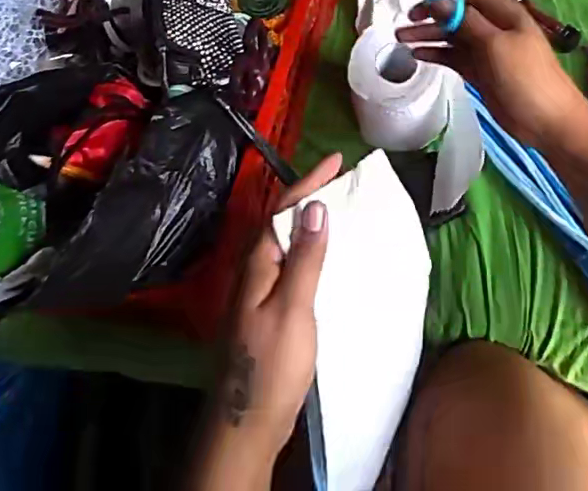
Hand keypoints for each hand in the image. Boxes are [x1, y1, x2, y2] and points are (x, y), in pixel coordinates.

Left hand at [193, 151, 341, 485]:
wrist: (246, 426)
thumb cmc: (272, 366)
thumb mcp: (293, 308)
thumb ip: (304, 258)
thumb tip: (316, 206)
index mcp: (259, 263)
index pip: (284, 209)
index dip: (310, 181)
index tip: (337, 159)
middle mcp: (255, 270)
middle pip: (282, 220)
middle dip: (310, 194)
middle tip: (341, 178)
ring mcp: (259, 290)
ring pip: (286, 241)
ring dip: (310, 219)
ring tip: (339, 205)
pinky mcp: (268, 309)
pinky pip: (291, 262)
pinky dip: (310, 247)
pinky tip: (326, 254)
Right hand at [396, 0, 587, 150]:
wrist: (548, 122)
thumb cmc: (526, 78)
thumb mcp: (496, 44)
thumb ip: (466, 21)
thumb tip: (439, 0)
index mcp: (505, 12)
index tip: (425, 3)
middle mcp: (494, 27)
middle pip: (458, 12)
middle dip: (433, 14)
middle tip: (408, 21)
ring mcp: (486, 50)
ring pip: (453, 35)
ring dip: (428, 34)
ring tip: (401, 39)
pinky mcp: (479, 71)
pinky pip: (454, 56)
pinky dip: (436, 54)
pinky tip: (417, 56)